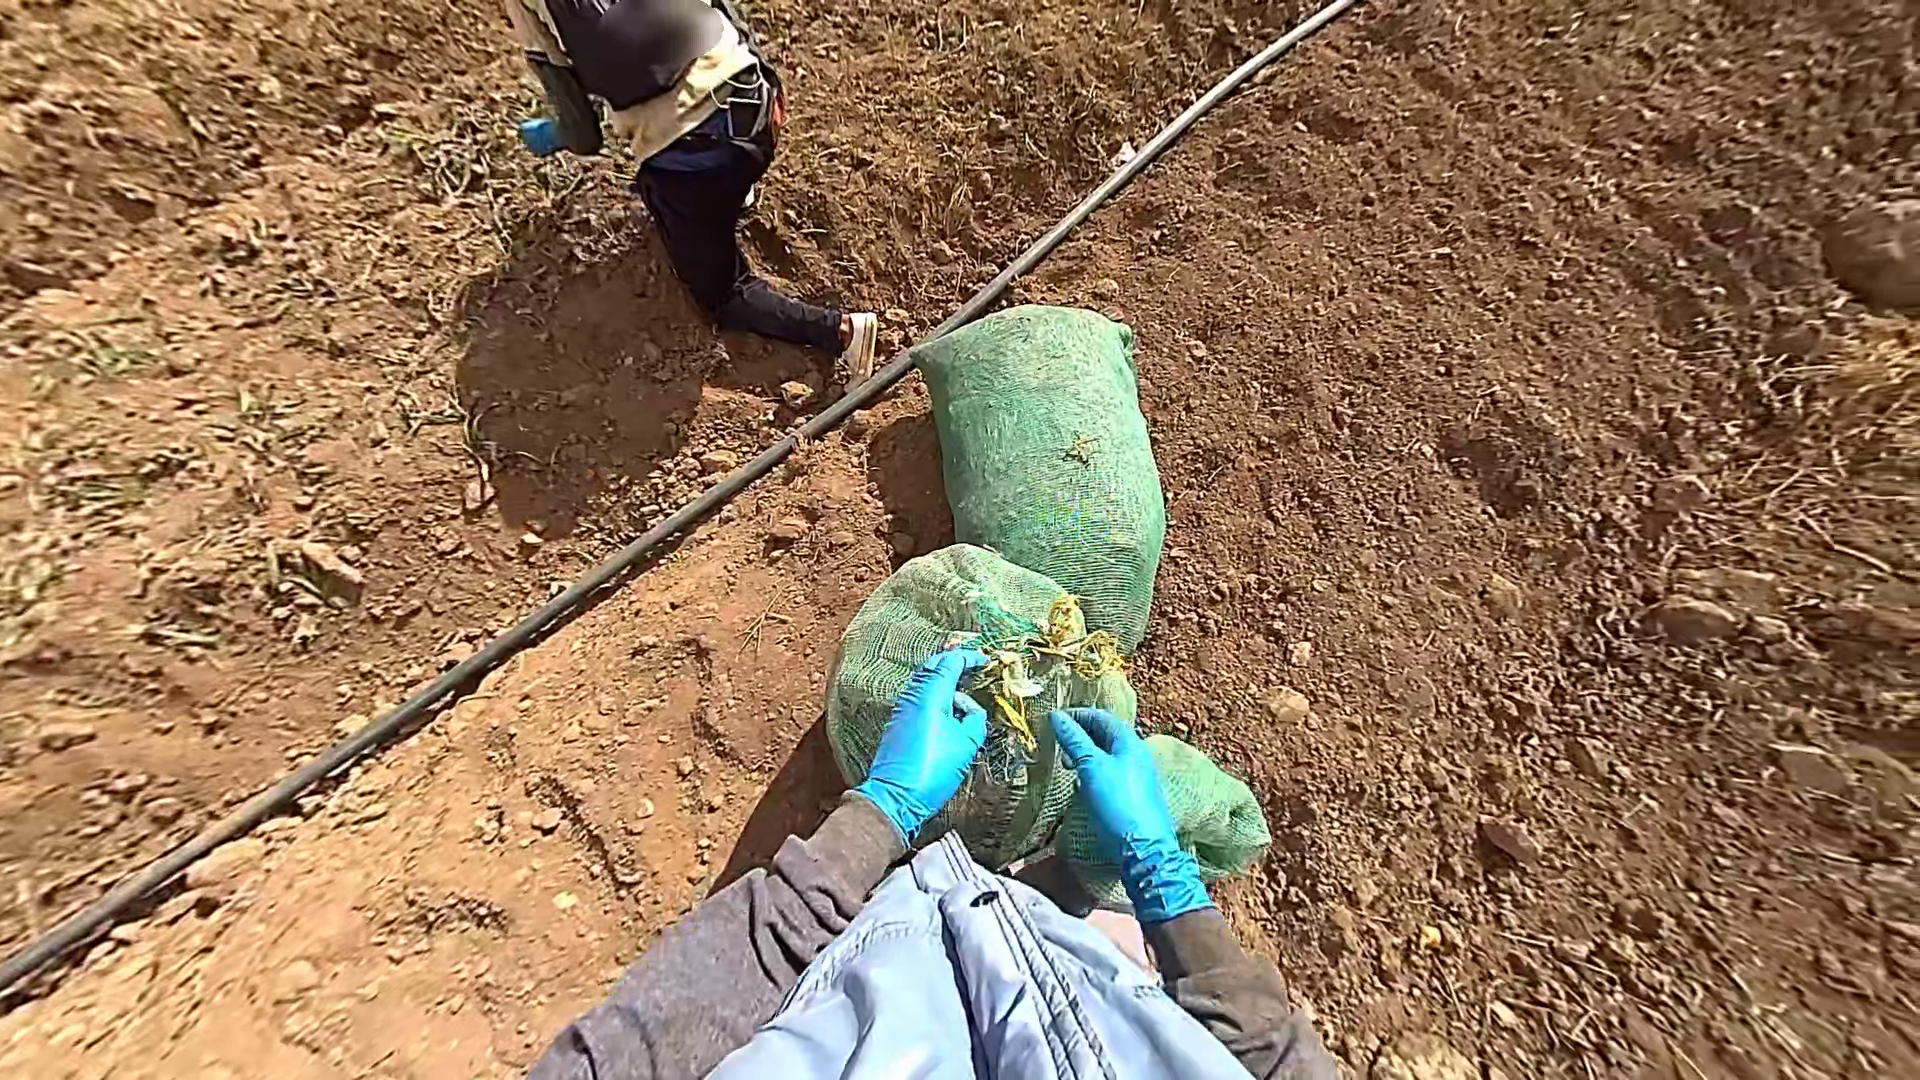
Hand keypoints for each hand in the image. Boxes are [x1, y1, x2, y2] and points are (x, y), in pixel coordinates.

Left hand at [853, 648, 990, 841]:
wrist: (895, 797)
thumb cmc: (933, 770)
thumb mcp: (967, 743)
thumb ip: (974, 717)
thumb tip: (969, 709)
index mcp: (931, 694)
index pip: (950, 661)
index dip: (970, 657)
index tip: (985, 660)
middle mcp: (914, 695)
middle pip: (934, 665)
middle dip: (955, 661)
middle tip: (974, 666)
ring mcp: (903, 707)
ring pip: (925, 680)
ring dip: (945, 677)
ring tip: (964, 686)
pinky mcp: (900, 721)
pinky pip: (920, 696)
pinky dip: (936, 693)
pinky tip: (949, 707)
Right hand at [1050, 708, 1212, 923]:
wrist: (1145, 850)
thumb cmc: (1117, 802)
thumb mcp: (1090, 766)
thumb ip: (1074, 739)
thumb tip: (1055, 715)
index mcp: (1129, 741)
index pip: (1100, 716)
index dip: (1076, 715)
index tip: (1054, 722)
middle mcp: (1136, 753)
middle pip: (1104, 733)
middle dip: (1079, 735)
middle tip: (1059, 746)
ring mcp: (1137, 774)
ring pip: (1106, 754)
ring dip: (1085, 754)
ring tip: (1068, 765)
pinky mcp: (1134, 793)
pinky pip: (1110, 771)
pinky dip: (1093, 770)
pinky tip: (1083, 784)